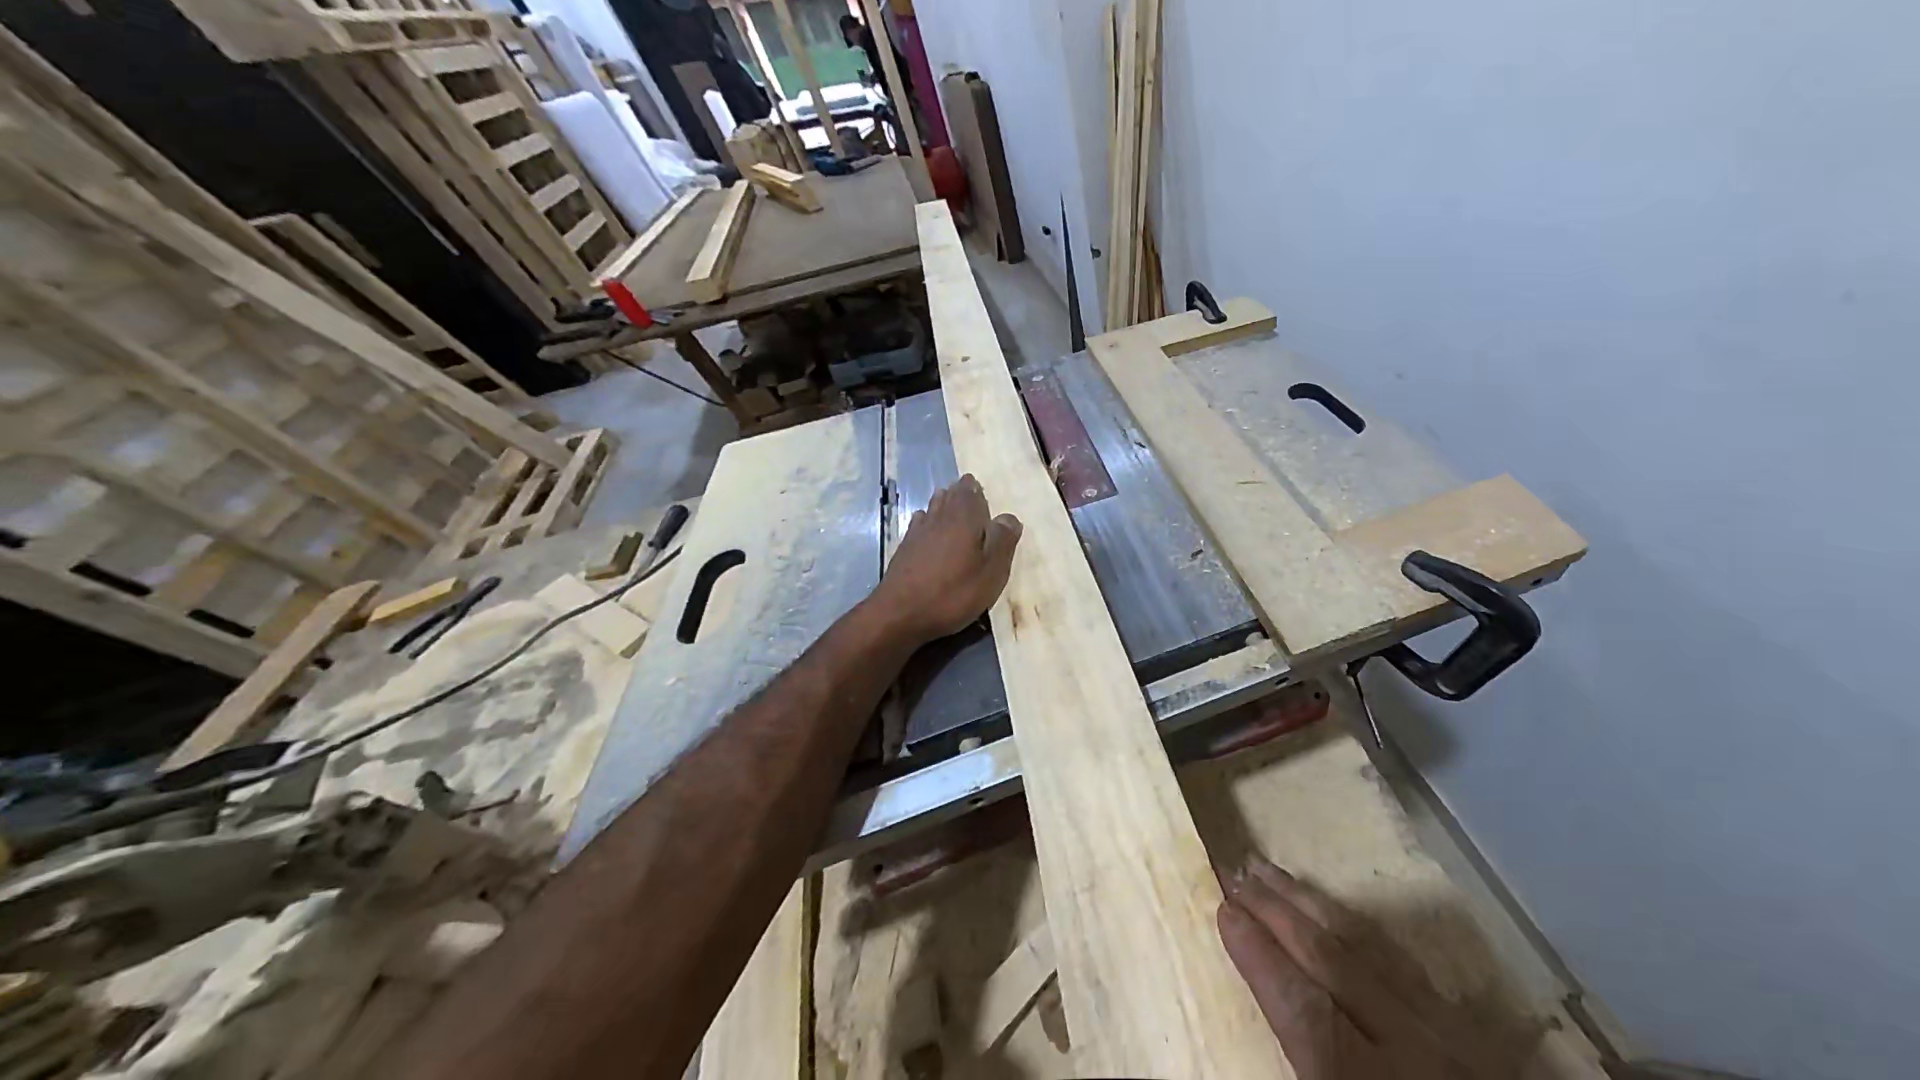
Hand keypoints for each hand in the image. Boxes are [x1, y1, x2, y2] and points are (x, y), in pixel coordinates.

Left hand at [869, 474, 1020, 644]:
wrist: (901, 613)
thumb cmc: (954, 592)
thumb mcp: (992, 571)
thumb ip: (1002, 540)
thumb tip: (1009, 517)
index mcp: (964, 518)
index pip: (970, 491)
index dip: (976, 489)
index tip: (981, 489)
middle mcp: (939, 517)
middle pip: (950, 496)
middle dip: (960, 493)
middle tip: (969, 492)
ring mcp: (918, 532)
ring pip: (933, 508)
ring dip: (943, 504)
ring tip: (951, 505)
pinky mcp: (904, 549)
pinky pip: (919, 525)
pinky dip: (927, 521)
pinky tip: (927, 527)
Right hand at [1219, 856, 1517, 1079]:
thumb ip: (1304, 1052)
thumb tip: (1263, 985)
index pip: (1302, 1007)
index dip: (1259, 954)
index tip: (1223, 910)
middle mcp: (1413, 1052)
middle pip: (1332, 962)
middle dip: (1276, 910)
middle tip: (1235, 871)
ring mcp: (1449, 1037)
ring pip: (1369, 950)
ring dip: (1311, 904)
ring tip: (1269, 870)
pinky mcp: (1473, 1033)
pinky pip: (1404, 964)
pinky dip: (1359, 928)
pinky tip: (1335, 910)